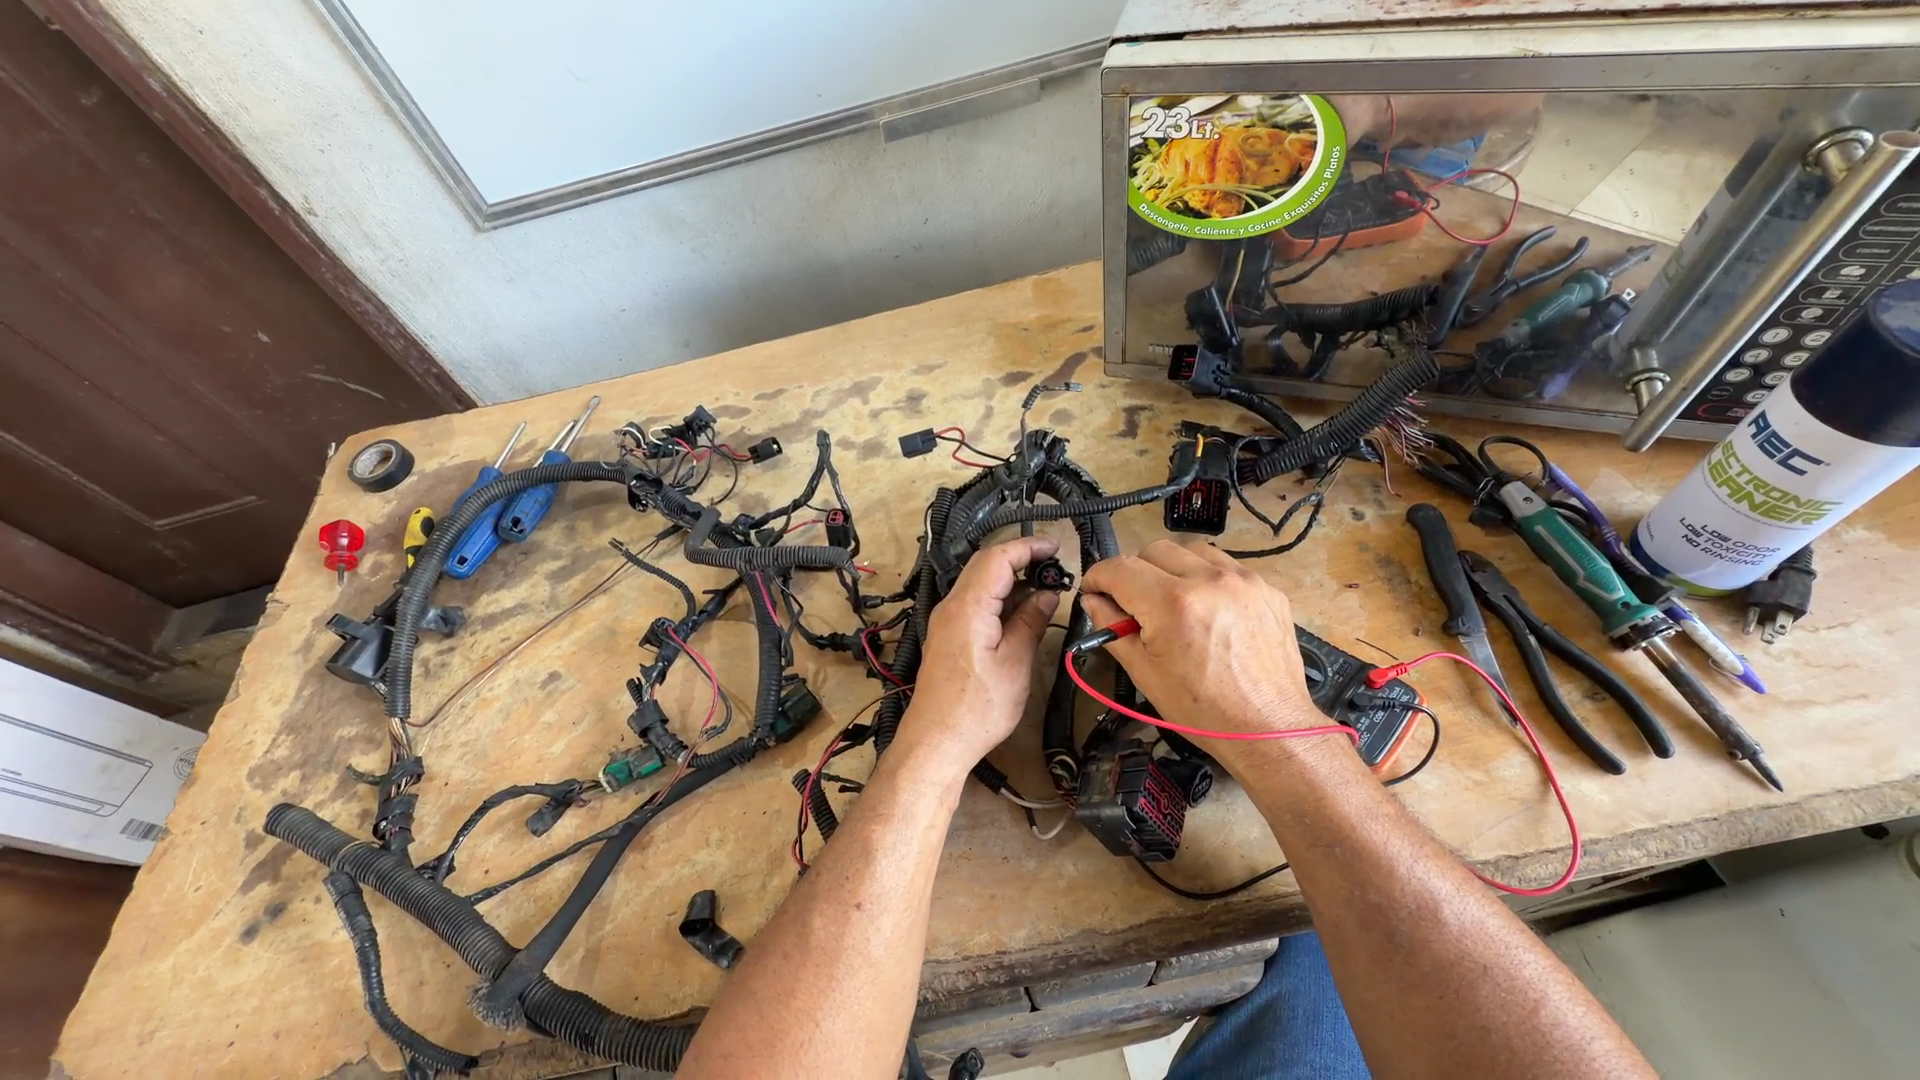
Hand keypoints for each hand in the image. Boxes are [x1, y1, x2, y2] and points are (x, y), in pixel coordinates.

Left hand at [893, 537, 1060, 775]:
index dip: (1027, 546)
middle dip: (1020, 558)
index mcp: (968, 608)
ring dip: (1010, 580)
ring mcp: (946, 622)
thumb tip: (1047, 596)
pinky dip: (999, 598)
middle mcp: (951, 608)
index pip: (997, 558)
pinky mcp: (947, 637)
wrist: (935, 741)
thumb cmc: (976, 709)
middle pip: (984, 565)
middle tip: (1053, 565)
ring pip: (978, 584)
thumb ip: (1030, 623)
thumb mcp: (1014, 664)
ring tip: (1044, 589)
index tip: (1055, 546)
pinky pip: (973, 603)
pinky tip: (1020, 612)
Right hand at [1080, 540, 1330, 775]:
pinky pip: (1226, 566)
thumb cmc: (1202, 709)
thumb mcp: (1145, 672)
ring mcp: (1243, 581)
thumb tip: (1093, 601)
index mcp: (1173, 603)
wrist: (1268, 728)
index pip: (1120, 568)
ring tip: (1173, 602)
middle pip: (1154, 550)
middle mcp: (1209, 580)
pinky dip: (1207, 579)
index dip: (1098, 577)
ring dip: (1172, 568)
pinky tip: (1207, 610)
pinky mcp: (1267, 589)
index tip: (1094, 590)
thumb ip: (1113, 629)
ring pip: (1192, 551)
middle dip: (1135, 572)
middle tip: (1134, 604)